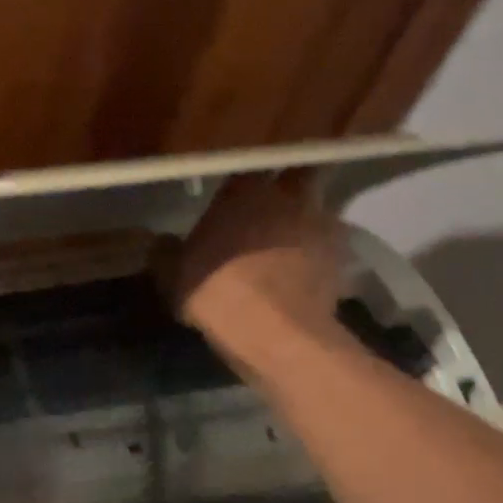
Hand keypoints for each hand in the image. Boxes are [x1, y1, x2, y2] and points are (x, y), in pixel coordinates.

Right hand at [166, 169, 353, 371]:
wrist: (272, 328)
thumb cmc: (214, 291)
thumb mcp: (170, 277)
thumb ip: (165, 253)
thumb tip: (161, 242)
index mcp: (242, 192)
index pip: (242, 174)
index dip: (237, 189)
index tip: (228, 206)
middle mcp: (287, 195)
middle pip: (295, 176)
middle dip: (285, 189)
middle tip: (269, 212)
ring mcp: (320, 221)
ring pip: (315, 209)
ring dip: (303, 221)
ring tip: (287, 246)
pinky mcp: (341, 251)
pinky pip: (328, 244)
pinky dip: (317, 254)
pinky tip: (302, 273)